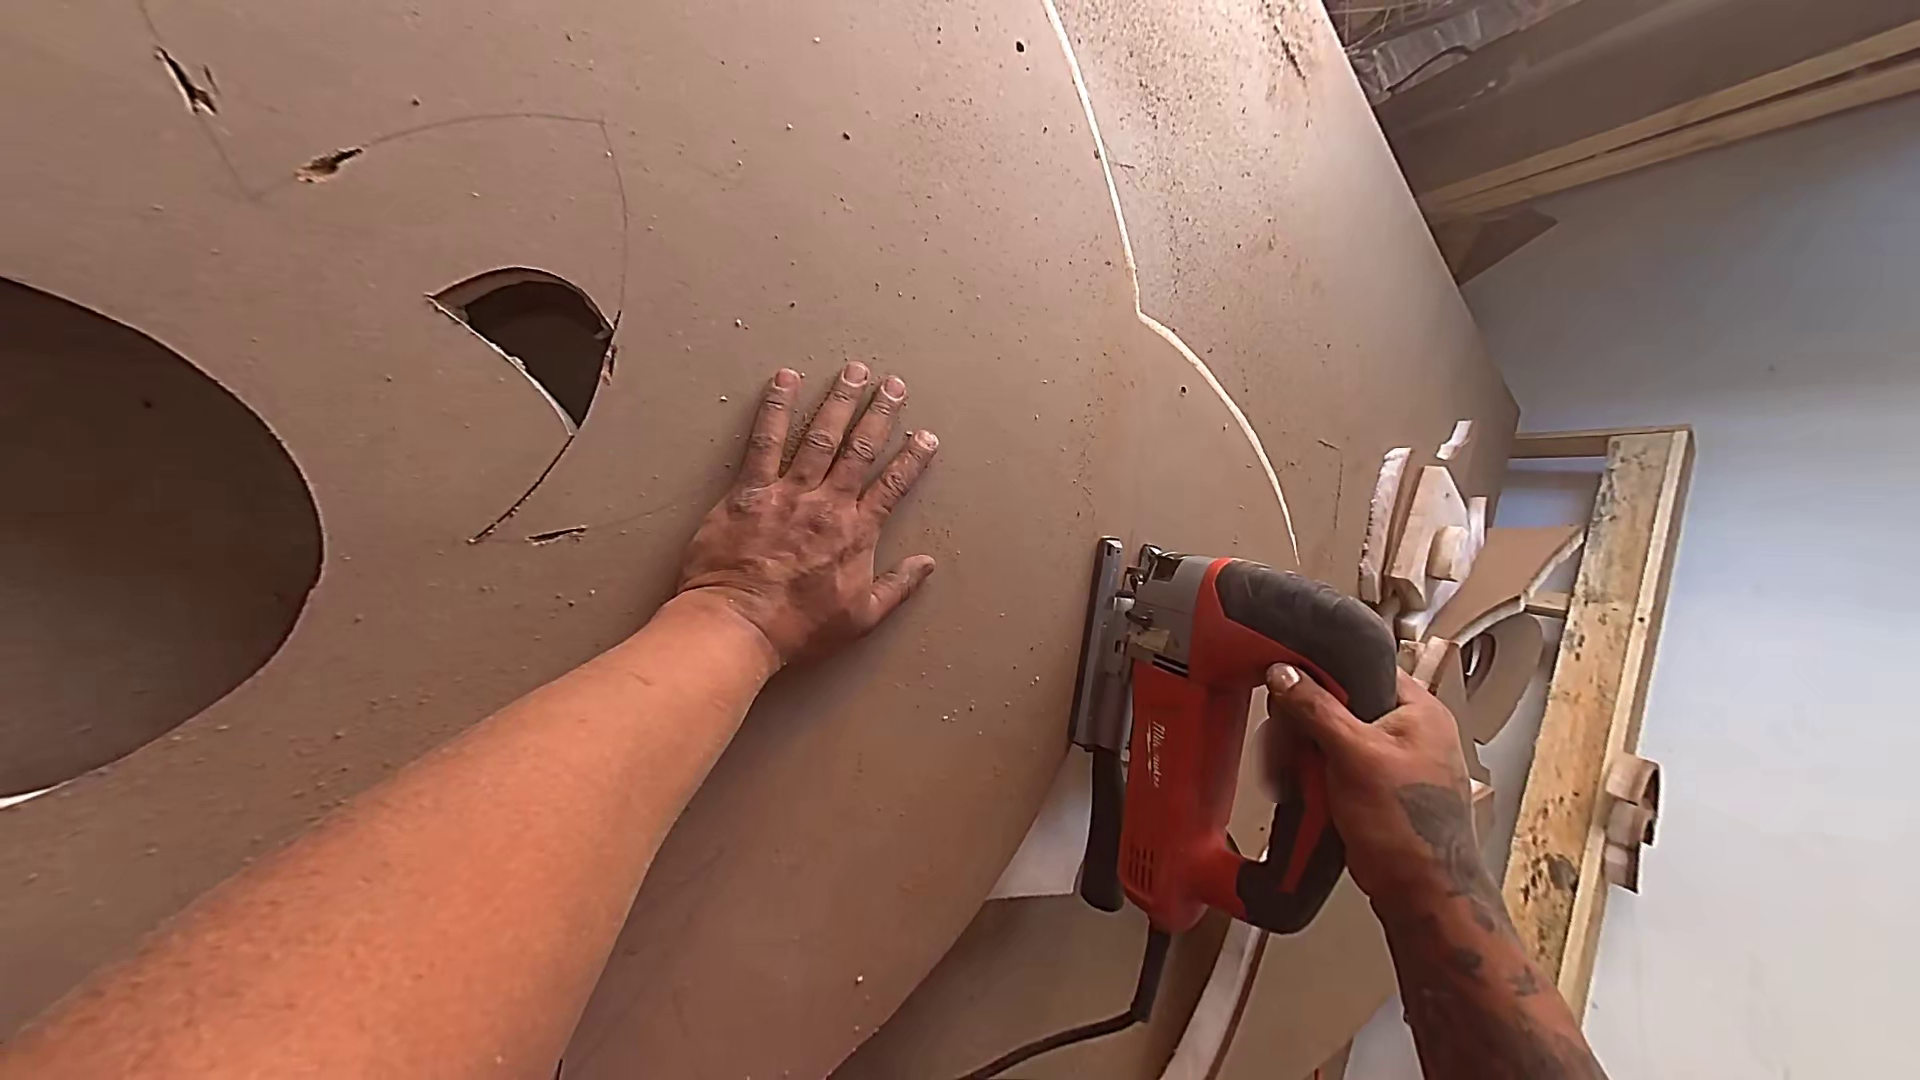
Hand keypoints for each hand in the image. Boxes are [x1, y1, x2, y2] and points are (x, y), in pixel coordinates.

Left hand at [677, 362, 938, 663]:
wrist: (739, 626)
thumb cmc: (799, 627)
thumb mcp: (862, 617)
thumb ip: (899, 586)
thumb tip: (927, 564)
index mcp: (857, 532)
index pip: (892, 486)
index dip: (912, 459)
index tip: (926, 437)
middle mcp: (828, 504)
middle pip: (860, 449)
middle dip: (880, 414)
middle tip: (892, 385)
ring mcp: (789, 493)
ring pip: (820, 436)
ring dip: (839, 401)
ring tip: (854, 372)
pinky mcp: (750, 491)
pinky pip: (765, 441)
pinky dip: (776, 408)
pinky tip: (786, 380)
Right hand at [1263, 666, 1494, 924]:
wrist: (1419, 892)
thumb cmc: (1409, 827)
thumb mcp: (1355, 754)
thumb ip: (1316, 707)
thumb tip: (1283, 672)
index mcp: (1417, 710)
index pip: (1361, 665)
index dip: (1323, 669)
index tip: (1290, 680)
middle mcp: (1402, 726)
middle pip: (1333, 698)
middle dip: (1303, 720)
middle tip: (1292, 737)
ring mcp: (1381, 753)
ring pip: (1323, 728)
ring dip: (1300, 747)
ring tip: (1293, 768)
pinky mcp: (1363, 777)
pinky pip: (1323, 756)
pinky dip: (1306, 766)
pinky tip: (1299, 781)